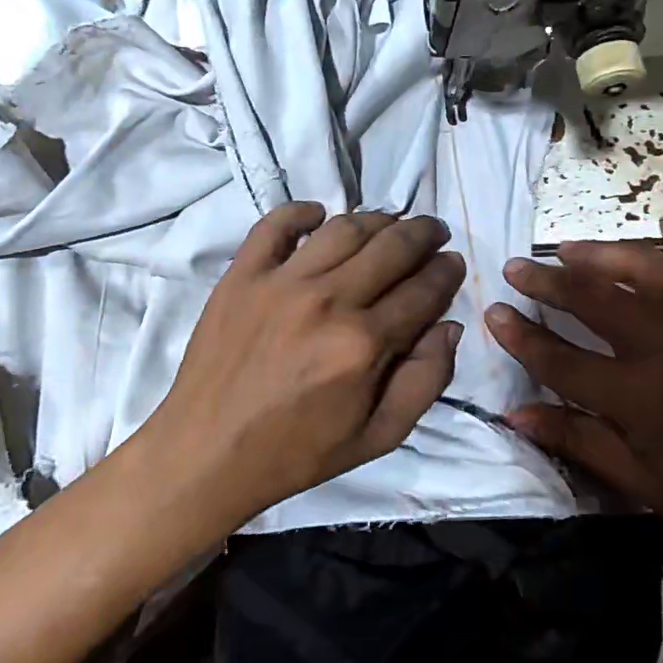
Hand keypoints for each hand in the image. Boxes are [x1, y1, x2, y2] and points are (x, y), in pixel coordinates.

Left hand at [143, 202, 465, 526]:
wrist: (208, 451)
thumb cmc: (296, 452)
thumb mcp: (378, 437)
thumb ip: (426, 381)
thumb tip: (450, 325)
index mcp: (363, 344)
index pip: (422, 290)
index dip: (446, 271)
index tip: (454, 261)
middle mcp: (326, 301)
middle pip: (391, 247)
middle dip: (423, 233)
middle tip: (433, 231)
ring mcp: (279, 282)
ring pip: (342, 228)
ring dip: (377, 219)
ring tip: (389, 224)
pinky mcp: (241, 275)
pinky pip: (274, 225)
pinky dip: (300, 211)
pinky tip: (318, 214)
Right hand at [487, 209, 662, 574]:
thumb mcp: (647, 484)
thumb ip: (578, 441)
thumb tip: (515, 415)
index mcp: (638, 395)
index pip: (559, 357)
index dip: (519, 335)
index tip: (490, 310)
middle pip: (592, 299)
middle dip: (546, 281)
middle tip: (516, 266)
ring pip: (643, 269)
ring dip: (599, 253)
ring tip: (567, 247)